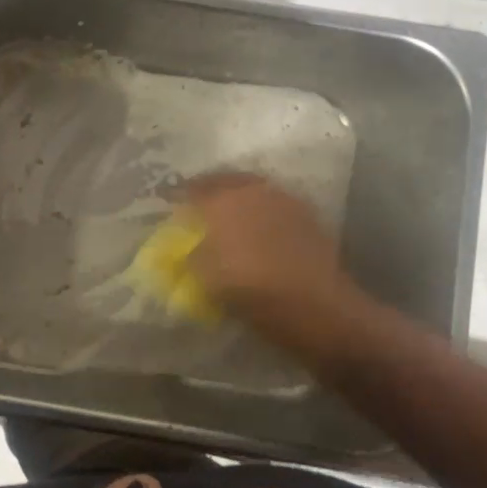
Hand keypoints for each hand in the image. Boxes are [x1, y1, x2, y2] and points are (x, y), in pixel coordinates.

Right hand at [184, 173, 370, 357]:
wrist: (317, 306)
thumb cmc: (251, 288)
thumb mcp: (204, 276)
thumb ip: (191, 254)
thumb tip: (191, 247)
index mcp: (222, 199)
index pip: (191, 188)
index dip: (177, 195)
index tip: (169, 203)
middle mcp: (254, 190)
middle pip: (225, 182)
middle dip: (211, 191)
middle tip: (200, 207)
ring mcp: (286, 201)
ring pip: (254, 192)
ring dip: (240, 201)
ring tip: (231, 219)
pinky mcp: (309, 218)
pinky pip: (276, 208)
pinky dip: (263, 215)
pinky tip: (260, 233)